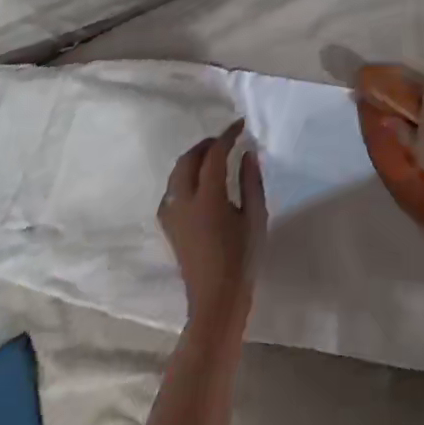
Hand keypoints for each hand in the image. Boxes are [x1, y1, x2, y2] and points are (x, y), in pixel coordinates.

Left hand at [158, 119, 266, 325]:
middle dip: (206, 144)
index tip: (241, 125)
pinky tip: (198, 182)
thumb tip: (247, 153)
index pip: (214, 155)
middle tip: (226, 139)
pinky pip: (172, 190)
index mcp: (208, 198)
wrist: (216, 299)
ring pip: (176, 174)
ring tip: (213, 156)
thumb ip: (251, 182)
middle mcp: (184, 201)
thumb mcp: (255, 216)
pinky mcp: (168, 226)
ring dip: (193, 158)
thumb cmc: (242, 258)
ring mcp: (172, 214)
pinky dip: (184, 176)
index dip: (227, 136)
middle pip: (188, 160)